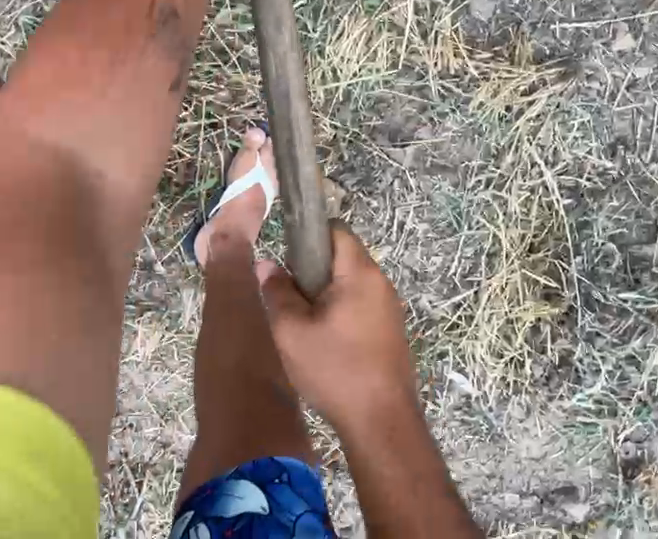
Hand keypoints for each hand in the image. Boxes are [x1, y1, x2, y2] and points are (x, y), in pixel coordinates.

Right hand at [257, 224, 419, 434]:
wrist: (382, 426)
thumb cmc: (335, 370)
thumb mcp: (291, 331)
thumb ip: (276, 291)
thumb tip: (266, 265)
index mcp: (360, 273)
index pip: (336, 230)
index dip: (308, 237)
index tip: (288, 261)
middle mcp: (381, 284)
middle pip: (343, 257)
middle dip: (314, 270)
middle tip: (290, 297)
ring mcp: (390, 310)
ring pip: (351, 284)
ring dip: (327, 294)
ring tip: (303, 322)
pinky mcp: (392, 333)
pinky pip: (361, 306)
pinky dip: (341, 313)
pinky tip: (324, 342)